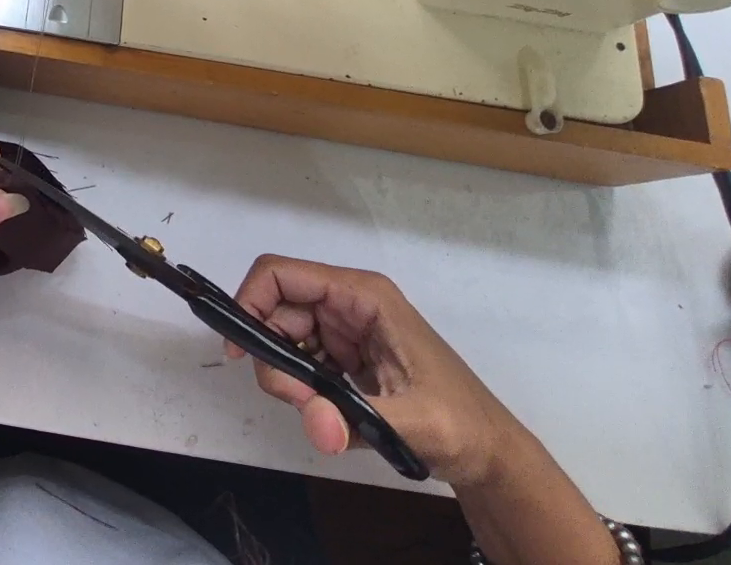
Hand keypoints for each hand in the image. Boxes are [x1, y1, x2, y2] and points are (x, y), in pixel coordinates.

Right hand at [228, 255, 522, 487]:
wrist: (489, 456)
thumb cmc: (461, 426)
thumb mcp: (415, 425)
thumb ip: (357, 422)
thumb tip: (314, 423)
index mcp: (362, 296)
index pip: (280, 274)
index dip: (249, 301)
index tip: (241, 351)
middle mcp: (347, 302)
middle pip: (274, 308)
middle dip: (271, 353)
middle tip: (294, 400)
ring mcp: (343, 327)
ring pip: (281, 334)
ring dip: (285, 374)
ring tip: (319, 412)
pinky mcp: (341, 353)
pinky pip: (297, 358)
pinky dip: (298, 385)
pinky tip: (326, 409)